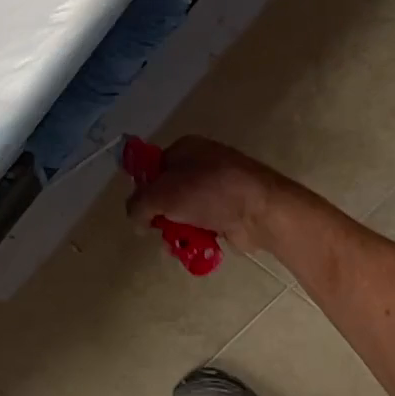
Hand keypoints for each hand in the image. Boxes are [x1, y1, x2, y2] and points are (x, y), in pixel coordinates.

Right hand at [125, 136, 285, 253]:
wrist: (259, 210)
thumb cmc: (208, 192)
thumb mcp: (161, 194)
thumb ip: (138, 204)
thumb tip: (135, 219)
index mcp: (185, 148)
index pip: (152, 166)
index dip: (144, 188)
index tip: (141, 209)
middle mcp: (201, 164)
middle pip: (167, 192)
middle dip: (160, 214)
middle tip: (159, 229)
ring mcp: (216, 189)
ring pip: (183, 212)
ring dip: (176, 230)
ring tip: (176, 244)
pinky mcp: (227, 211)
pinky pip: (201, 225)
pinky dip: (195, 237)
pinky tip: (194, 247)